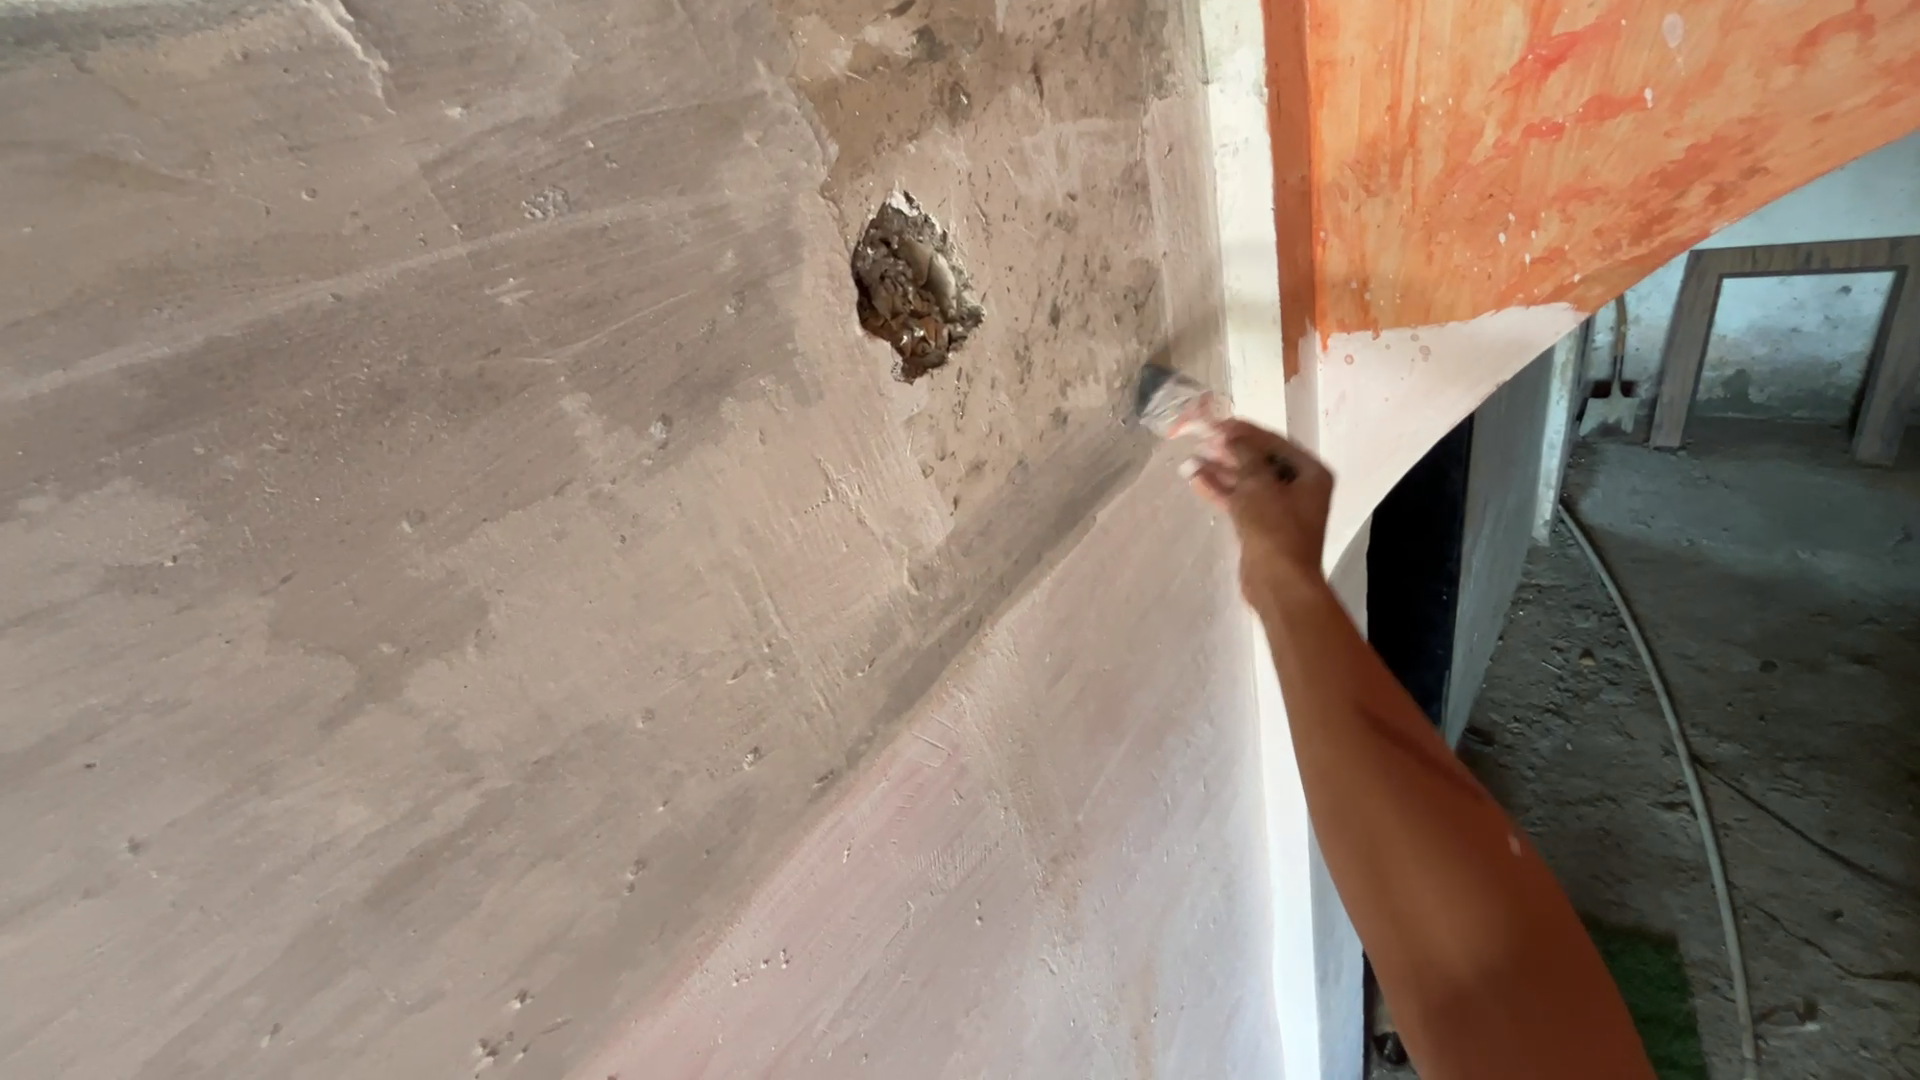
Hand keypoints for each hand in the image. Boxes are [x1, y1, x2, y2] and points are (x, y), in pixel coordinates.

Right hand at [1178, 418, 1333, 597]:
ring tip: (1191, 461)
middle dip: (1229, 450)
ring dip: (1220, 470)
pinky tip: (1195, 480)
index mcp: (1309, 472)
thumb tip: (1230, 434)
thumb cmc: (1275, 528)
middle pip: (1259, 460)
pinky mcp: (1261, 525)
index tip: (1216, 424)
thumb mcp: (1258, 484)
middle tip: (1201, 440)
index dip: (1244, 431)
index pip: (1274, 442)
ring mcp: (1279, 507)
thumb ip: (1244, 454)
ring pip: (1246, 480)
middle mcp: (1298, 486)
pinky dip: (1220, 490)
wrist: (1278, 581)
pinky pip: (1240, 500)